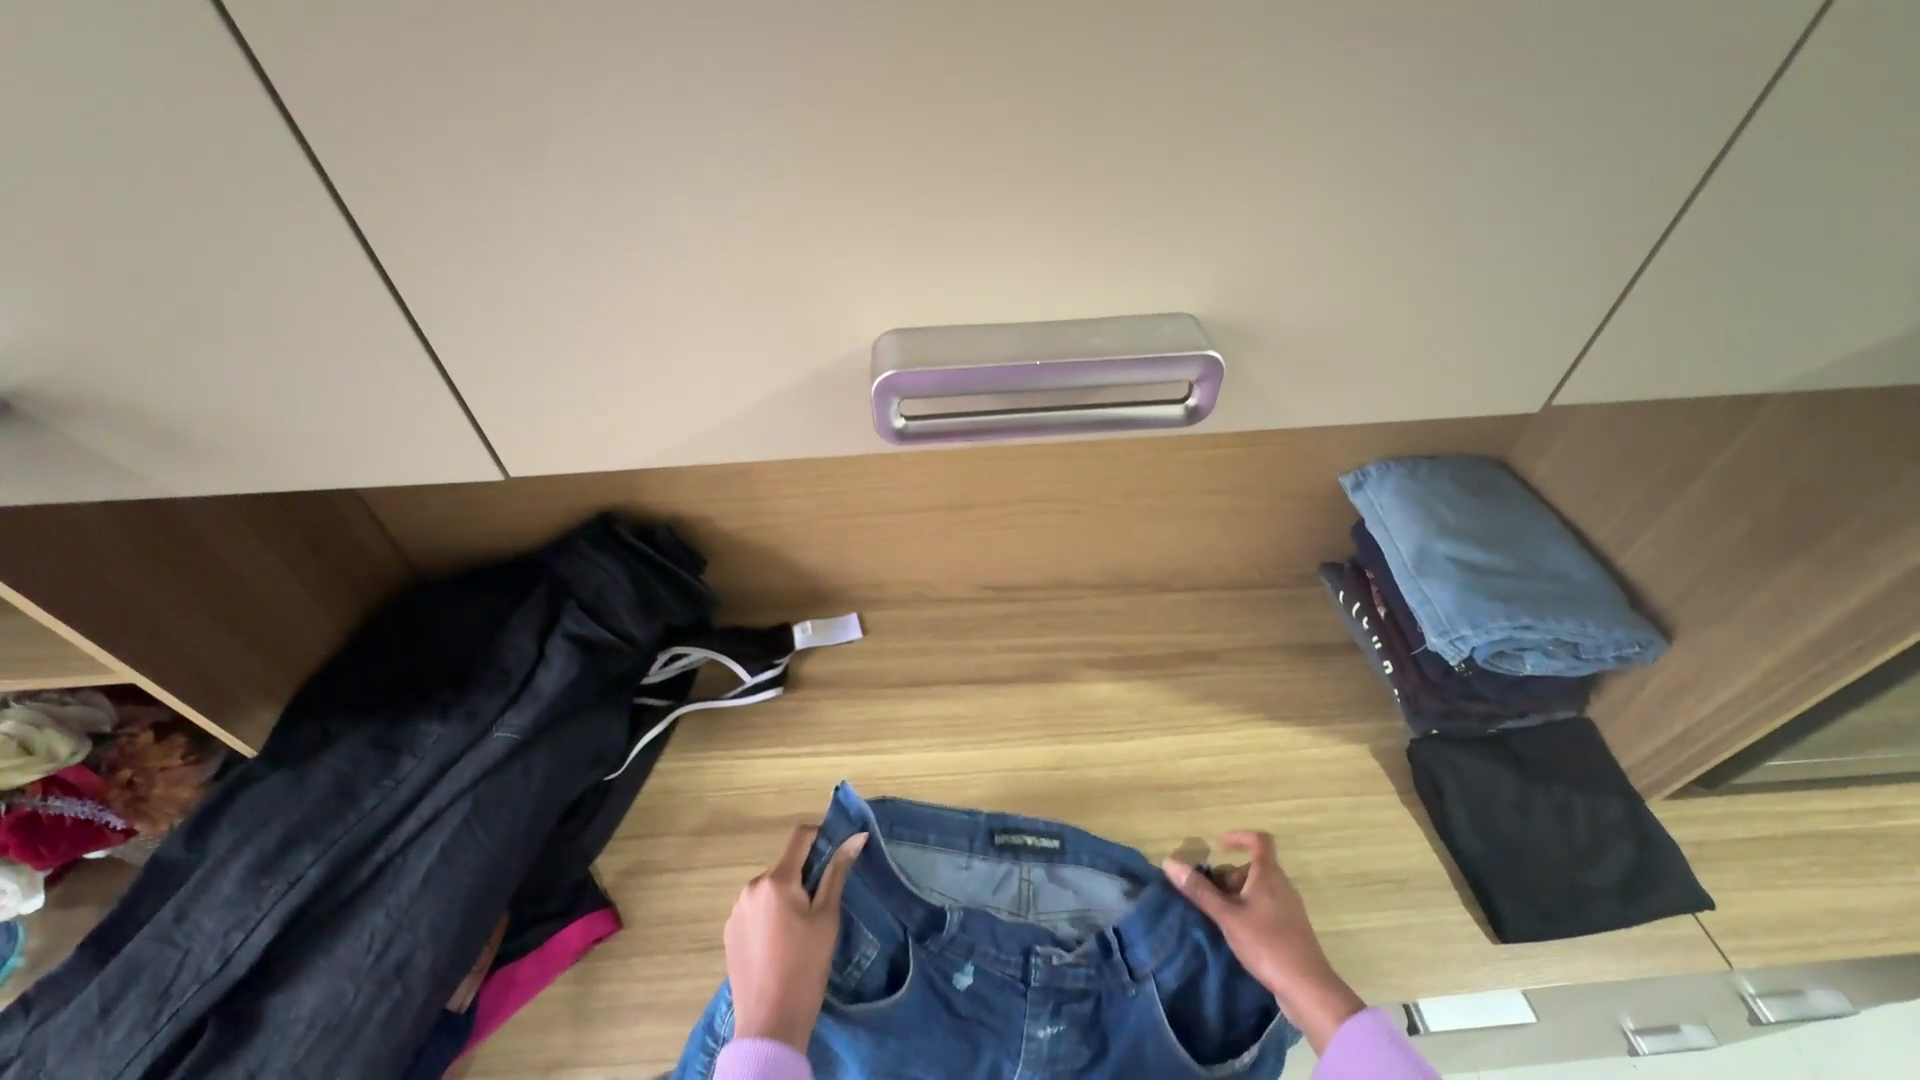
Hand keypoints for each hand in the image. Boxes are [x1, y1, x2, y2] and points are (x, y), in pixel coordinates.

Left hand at [724, 824, 868, 1052]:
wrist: (770, 1022)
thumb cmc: (806, 966)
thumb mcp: (827, 917)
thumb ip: (837, 872)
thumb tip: (857, 837)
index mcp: (776, 880)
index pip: (800, 837)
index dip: (821, 838)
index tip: (837, 857)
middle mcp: (750, 887)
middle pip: (785, 867)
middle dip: (805, 877)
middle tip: (822, 908)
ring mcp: (736, 910)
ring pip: (770, 889)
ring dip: (787, 897)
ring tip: (801, 932)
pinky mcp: (729, 932)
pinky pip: (755, 910)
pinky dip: (770, 916)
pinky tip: (780, 946)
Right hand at [1162, 831, 1365, 1053]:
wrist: (1306, 986)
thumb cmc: (1266, 943)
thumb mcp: (1227, 916)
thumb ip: (1199, 890)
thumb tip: (1170, 862)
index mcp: (1269, 875)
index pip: (1259, 840)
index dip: (1238, 837)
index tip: (1217, 846)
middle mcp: (1282, 885)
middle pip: (1253, 867)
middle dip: (1228, 875)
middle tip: (1207, 893)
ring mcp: (1288, 907)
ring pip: (1258, 888)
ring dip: (1235, 894)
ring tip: (1216, 915)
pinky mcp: (1290, 927)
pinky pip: (1265, 906)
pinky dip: (1247, 909)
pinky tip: (1235, 932)